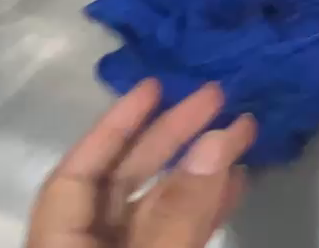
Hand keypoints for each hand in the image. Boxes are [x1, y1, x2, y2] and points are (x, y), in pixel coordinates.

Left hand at [28, 80, 256, 247]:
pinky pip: (174, 235)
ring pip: (155, 207)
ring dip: (201, 168)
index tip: (157, 85)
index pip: (75, 177)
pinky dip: (204, 206)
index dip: (113, 128)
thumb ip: (178, 210)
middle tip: (219, 97)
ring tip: (243, 131)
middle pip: (120, 184)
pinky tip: (238, 180)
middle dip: (171, 137)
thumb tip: (217, 138)